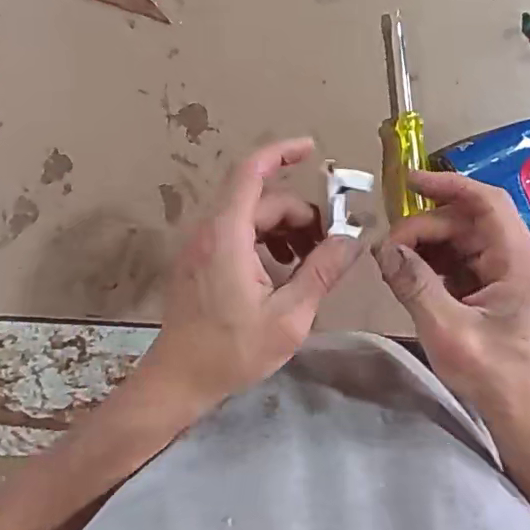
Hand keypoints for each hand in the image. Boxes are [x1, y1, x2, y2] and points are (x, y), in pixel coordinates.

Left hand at [139, 137, 364, 405]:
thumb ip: (321, 272)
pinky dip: (264, 242)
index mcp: (227, 235)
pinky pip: (236, 235)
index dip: (281, 153)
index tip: (312, 149)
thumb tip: (351, 241)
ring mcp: (200, 246)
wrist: (178, 380)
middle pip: (260, 201)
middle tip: (329, 244)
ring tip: (309, 262)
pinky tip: (282, 272)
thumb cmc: (231, 351)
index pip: (251, 172)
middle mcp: (209, 231)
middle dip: (299, 214)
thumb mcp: (288, 316)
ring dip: (283, 230)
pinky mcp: (198, 262)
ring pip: (249, 218)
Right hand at [375, 170, 529, 417]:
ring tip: (393, 261)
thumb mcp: (446, 329)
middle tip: (388, 249)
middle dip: (424, 227)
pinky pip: (459, 259)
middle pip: (467, 221)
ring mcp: (507, 272)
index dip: (448, 185)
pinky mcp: (493, 286)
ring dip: (425, 244)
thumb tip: (384, 248)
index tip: (408, 181)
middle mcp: (517, 258)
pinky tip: (408, 273)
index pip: (487, 203)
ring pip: (460, 238)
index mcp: (519, 262)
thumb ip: (414, 284)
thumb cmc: (490, 374)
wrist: (514, 411)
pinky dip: (432, 261)